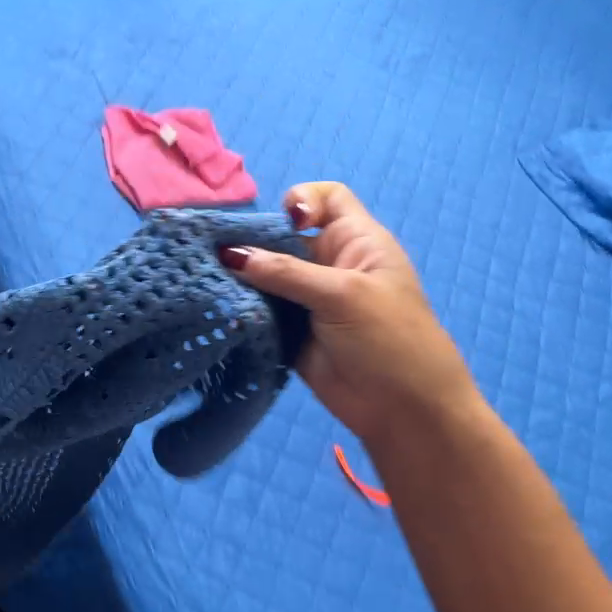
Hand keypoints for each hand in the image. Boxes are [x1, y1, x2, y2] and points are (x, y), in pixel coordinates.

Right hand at [221, 182, 480, 444]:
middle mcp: (327, 264)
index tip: (283, 223)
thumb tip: (228, 254)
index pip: (327, 199)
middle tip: (218, 254)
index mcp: (356, 242)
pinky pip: (256, 308)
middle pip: (281, 237)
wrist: (403, 411)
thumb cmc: (391, 340)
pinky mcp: (287, 329)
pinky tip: (217, 308)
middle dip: (251, 241)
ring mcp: (305, 298)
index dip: (302, 200)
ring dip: (238, 276)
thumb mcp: (343, 295)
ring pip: (262, 273)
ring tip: (208, 281)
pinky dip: (238, 306)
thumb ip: (284, 272)